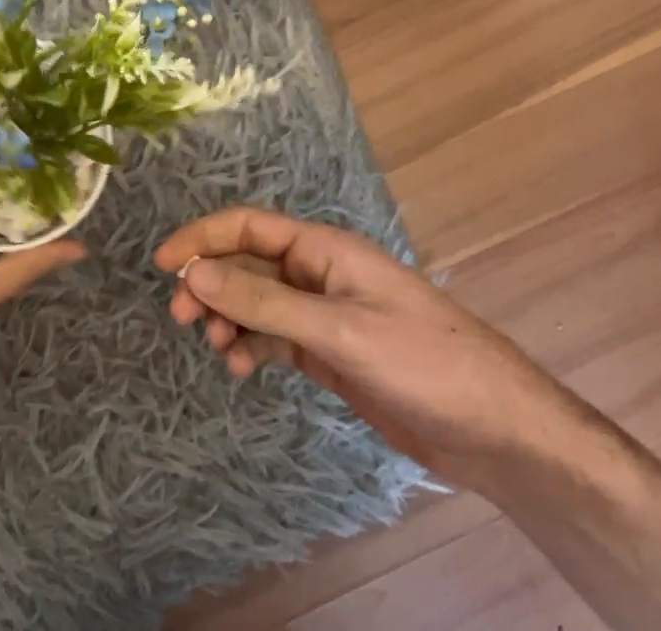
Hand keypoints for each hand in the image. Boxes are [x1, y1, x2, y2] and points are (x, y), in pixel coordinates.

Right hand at [155, 208, 593, 490]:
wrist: (497, 433)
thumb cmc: (424, 364)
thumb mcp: (340, 329)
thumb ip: (264, 301)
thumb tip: (195, 272)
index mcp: (327, 251)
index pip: (249, 227)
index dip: (202, 238)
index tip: (163, 265)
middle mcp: (320, 276)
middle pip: (247, 265)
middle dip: (211, 286)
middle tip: (185, 319)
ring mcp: (325, 315)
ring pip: (256, 304)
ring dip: (229, 319)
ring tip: (220, 349)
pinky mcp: (329, 352)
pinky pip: (273, 337)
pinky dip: (251, 347)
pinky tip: (244, 368)